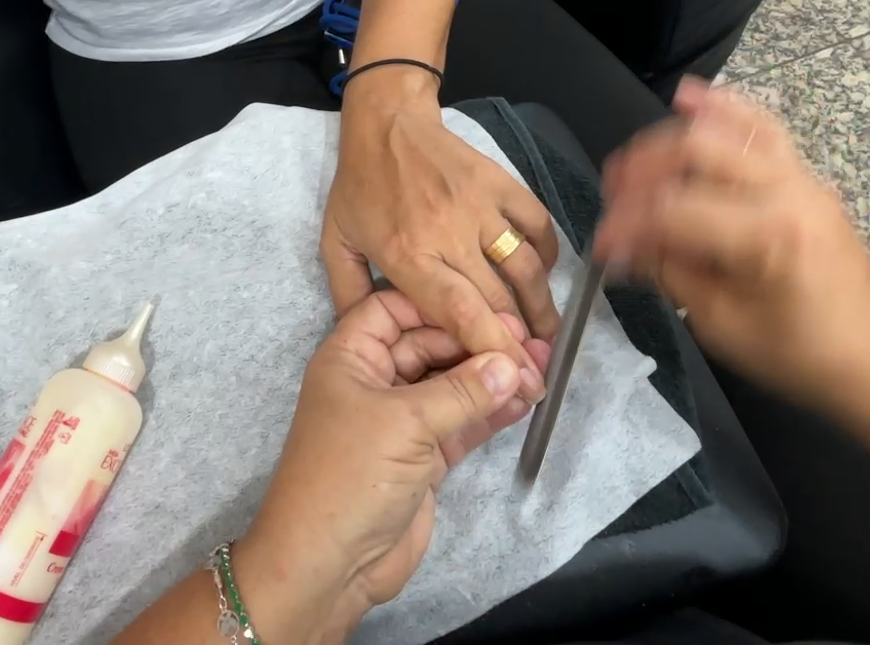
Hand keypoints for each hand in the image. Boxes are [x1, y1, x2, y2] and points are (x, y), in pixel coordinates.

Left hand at [233, 291, 548, 642]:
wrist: (329, 566)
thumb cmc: (351, 473)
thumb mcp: (404, 422)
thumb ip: (462, 391)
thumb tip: (512, 363)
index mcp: (352, 354)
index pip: (396, 308)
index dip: (436, 303)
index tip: (486, 304)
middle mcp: (376, 377)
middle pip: (430, 344)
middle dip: (475, 344)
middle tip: (528, 341)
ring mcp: (401, 417)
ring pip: (451, 384)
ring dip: (490, 378)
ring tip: (540, 367)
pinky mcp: (423, 453)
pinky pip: (461, 421)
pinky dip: (490, 412)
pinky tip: (525, 400)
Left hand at [322, 73, 558, 399]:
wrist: (386, 123)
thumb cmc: (360, 186)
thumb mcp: (336, 242)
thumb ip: (349, 294)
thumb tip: (370, 339)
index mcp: (408, 254)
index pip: (459, 312)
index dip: (490, 350)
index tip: (511, 380)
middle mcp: (449, 234)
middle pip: (499, 300)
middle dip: (521, 344)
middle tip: (532, 372)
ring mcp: (480, 206)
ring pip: (526, 267)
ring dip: (542, 307)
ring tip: (545, 335)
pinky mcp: (500, 183)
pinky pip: (538, 224)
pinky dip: (547, 254)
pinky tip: (541, 274)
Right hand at [591, 77, 869, 412]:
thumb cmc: (802, 355)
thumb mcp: (722, 324)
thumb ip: (669, 271)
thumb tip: (622, 245)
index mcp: (768, 237)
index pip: (673, 211)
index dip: (626, 224)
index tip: (601, 247)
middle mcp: (786, 192)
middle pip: (694, 152)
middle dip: (640, 170)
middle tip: (610, 196)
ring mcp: (800, 177)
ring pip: (723, 130)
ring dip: (667, 140)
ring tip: (632, 161)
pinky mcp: (803, 177)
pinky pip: (760, 127)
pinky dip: (721, 108)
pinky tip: (687, 97)